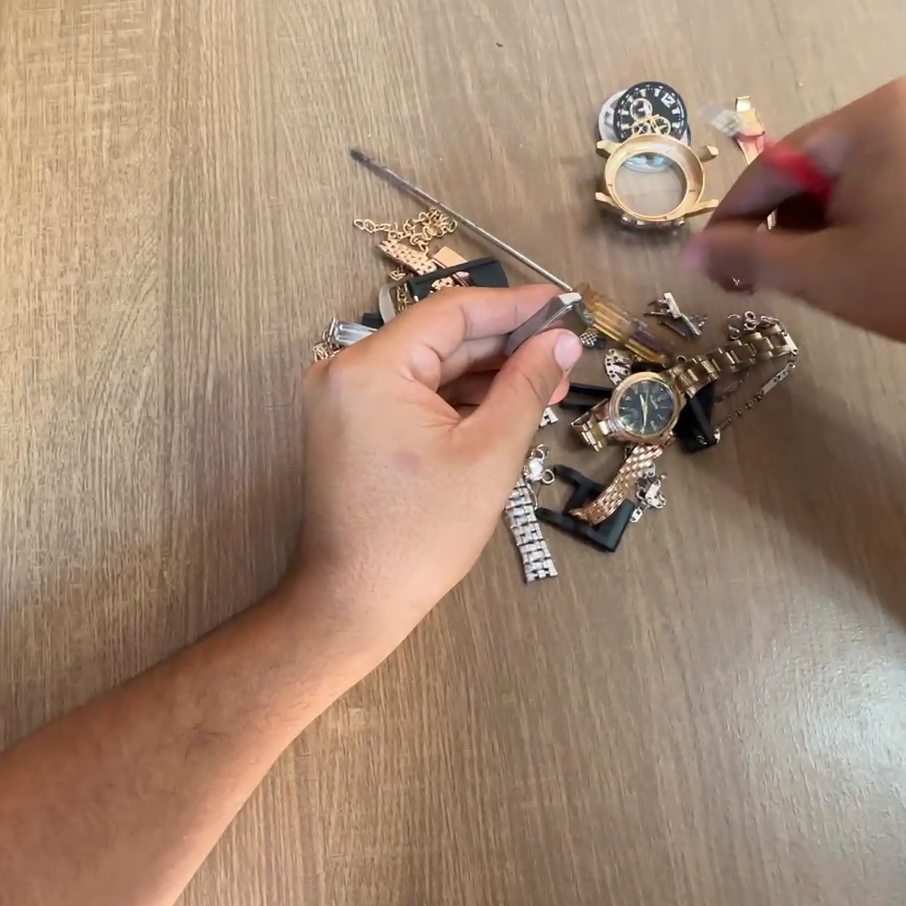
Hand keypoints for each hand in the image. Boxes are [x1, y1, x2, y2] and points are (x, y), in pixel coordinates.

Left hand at [288, 285, 581, 647]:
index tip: (563, 306)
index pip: (452, 312)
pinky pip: (410, 396)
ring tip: (544, 388)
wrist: (354, 600)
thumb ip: (527, 385)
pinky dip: (454, 400)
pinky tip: (501, 408)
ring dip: (483, 376)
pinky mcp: (348, 425)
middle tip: (564, 358)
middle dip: (504, 347)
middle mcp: (345, 371)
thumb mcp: (488, 454)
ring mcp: (342, 399)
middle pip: (439, 339)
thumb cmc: (420, 535)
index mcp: (371, 367)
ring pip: (427, 368)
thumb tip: (561, 341)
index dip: (513, 306)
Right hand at [684, 78, 905, 379]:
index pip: (772, 166)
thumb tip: (690, 250)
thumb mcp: (820, 272)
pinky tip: (892, 262)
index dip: (732, 220)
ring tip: (841, 278)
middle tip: (784, 281)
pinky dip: (882, 218)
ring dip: (834, 226)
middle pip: (819, 168)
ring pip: (864, 177)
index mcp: (873, 115)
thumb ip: (744, 255)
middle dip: (791, 226)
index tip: (712, 267)